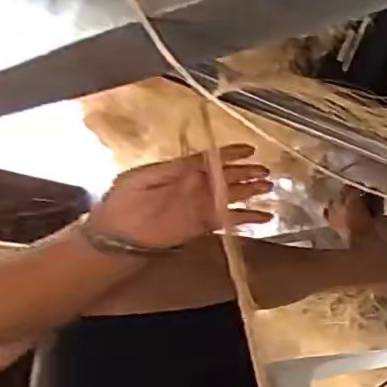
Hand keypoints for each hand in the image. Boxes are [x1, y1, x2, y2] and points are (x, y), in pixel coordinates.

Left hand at [86, 145, 274, 250]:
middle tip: (265, 171)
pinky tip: (265, 216)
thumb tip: (203, 167)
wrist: (118, 236)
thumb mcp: (143, 178)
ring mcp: (203, 205)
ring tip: (267, 187)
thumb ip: (173, 170)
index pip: (210, 160)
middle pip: (227, 176)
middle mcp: (196, 187)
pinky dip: (251, 217)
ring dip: (252, 190)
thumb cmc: (123, 203)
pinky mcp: (208, 223)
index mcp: (181, 172)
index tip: (249, 149)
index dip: (230, 154)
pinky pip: (234, 218)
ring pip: (234, 194)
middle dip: (247, 172)